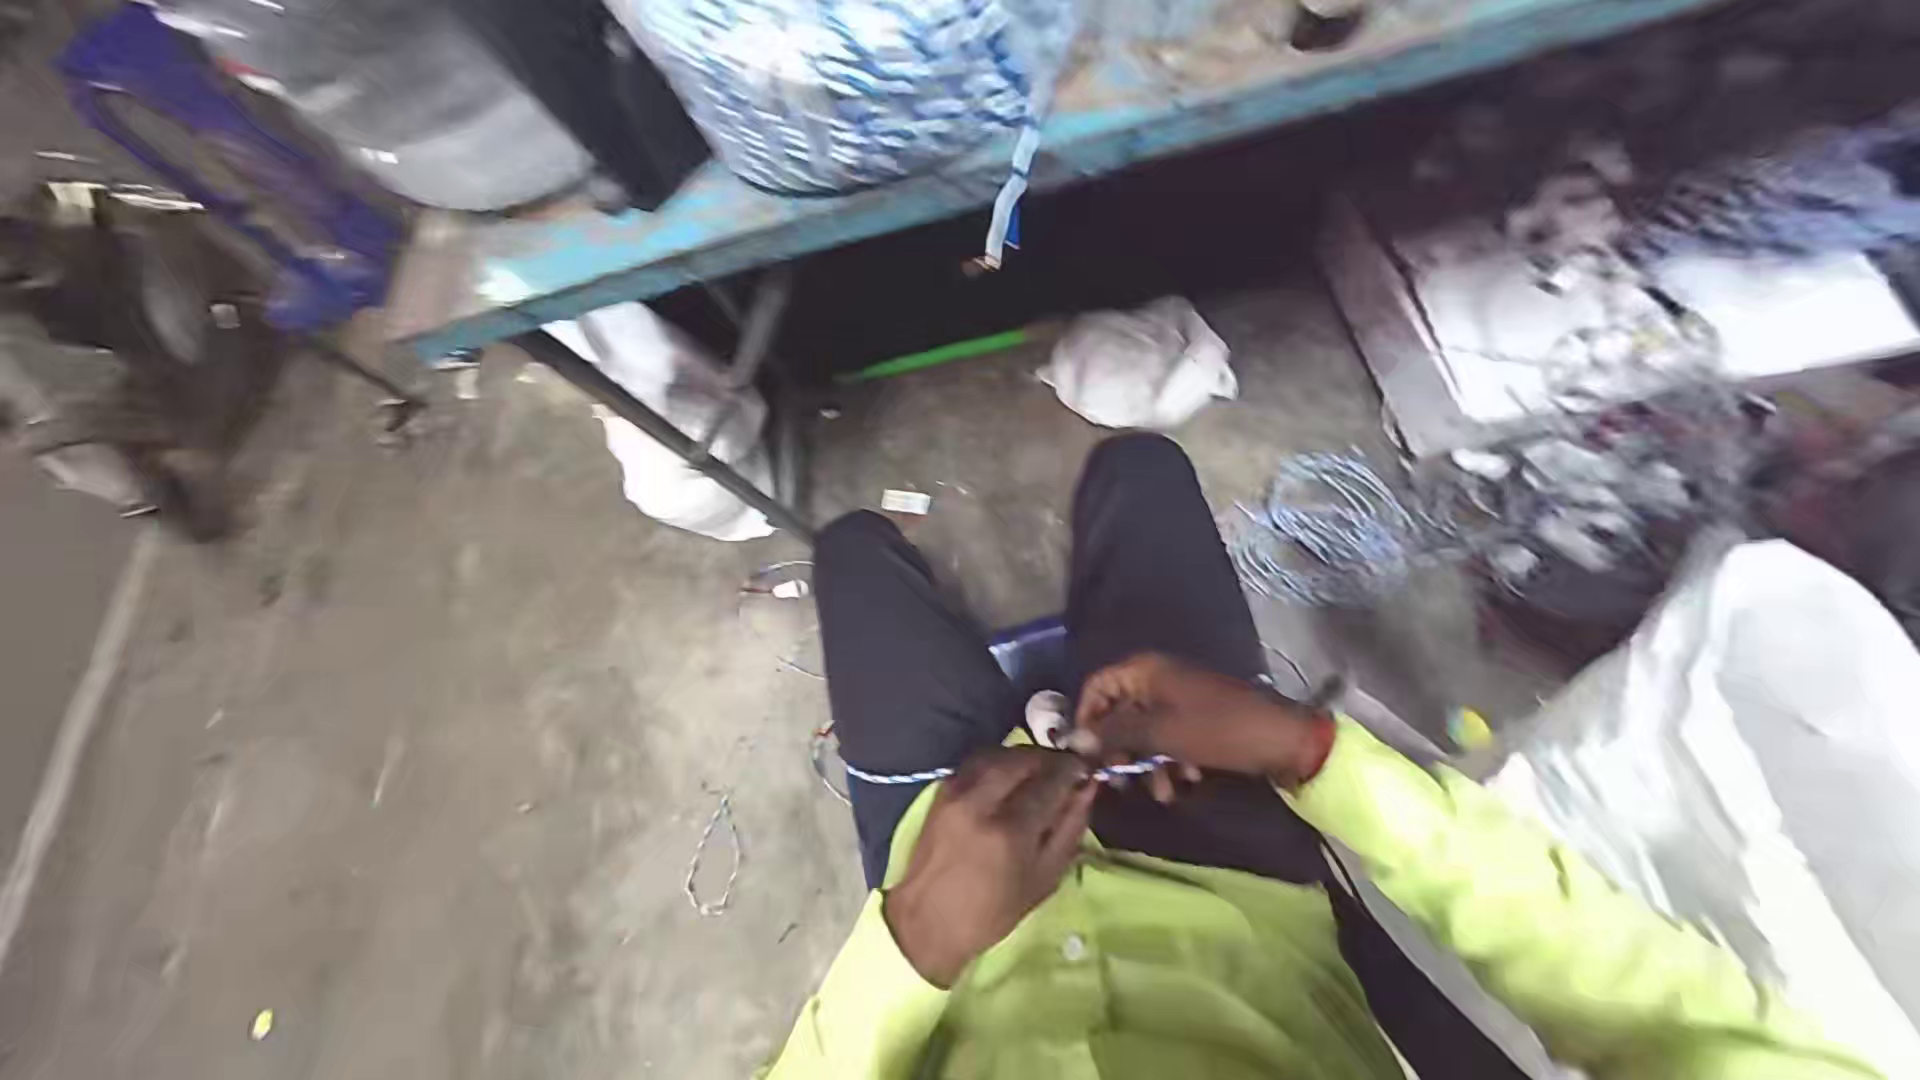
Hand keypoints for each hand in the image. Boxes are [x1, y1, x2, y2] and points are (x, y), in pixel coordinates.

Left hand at [882, 747, 1096, 986]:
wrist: (927, 919)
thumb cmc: (992, 912)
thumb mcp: (1044, 879)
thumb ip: (1069, 828)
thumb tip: (1087, 787)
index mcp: (1010, 832)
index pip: (1049, 782)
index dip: (1072, 770)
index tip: (1086, 769)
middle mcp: (981, 802)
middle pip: (1024, 759)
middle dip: (1050, 758)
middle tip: (1065, 768)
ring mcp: (958, 790)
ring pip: (1000, 753)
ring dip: (1026, 756)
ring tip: (1041, 769)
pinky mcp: (943, 787)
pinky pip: (979, 759)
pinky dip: (1001, 759)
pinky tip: (1012, 772)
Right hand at [1074, 652, 1333, 795]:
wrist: (1284, 740)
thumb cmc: (1218, 729)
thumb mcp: (1161, 733)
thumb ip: (1114, 734)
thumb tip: (1074, 739)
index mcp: (1145, 670)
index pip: (1096, 687)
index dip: (1086, 719)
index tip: (1086, 755)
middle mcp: (1156, 678)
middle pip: (1119, 712)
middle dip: (1120, 749)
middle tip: (1121, 780)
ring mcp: (1177, 697)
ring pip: (1144, 730)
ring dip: (1148, 762)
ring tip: (1164, 793)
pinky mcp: (1195, 717)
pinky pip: (1169, 736)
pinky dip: (1171, 759)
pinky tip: (1187, 781)